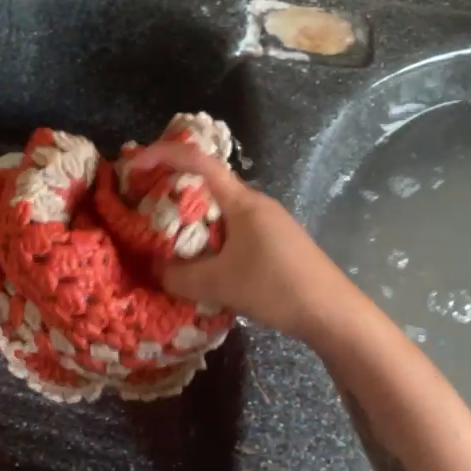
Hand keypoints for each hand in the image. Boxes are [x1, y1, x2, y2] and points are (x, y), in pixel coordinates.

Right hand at [126, 142, 359, 344]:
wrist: (335, 315)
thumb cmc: (277, 287)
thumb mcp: (220, 284)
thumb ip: (180, 277)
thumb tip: (153, 270)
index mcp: (242, 201)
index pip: (198, 161)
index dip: (163, 155)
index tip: (134, 165)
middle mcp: (255, 203)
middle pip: (207, 183)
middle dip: (172, 188)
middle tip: (142, 204)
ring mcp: (268, 223)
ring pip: (220, 209)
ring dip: (191, 217)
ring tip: (165, 237)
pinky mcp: (275, 243)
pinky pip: (232, 229)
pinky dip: (210, 236)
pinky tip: (202, 262)